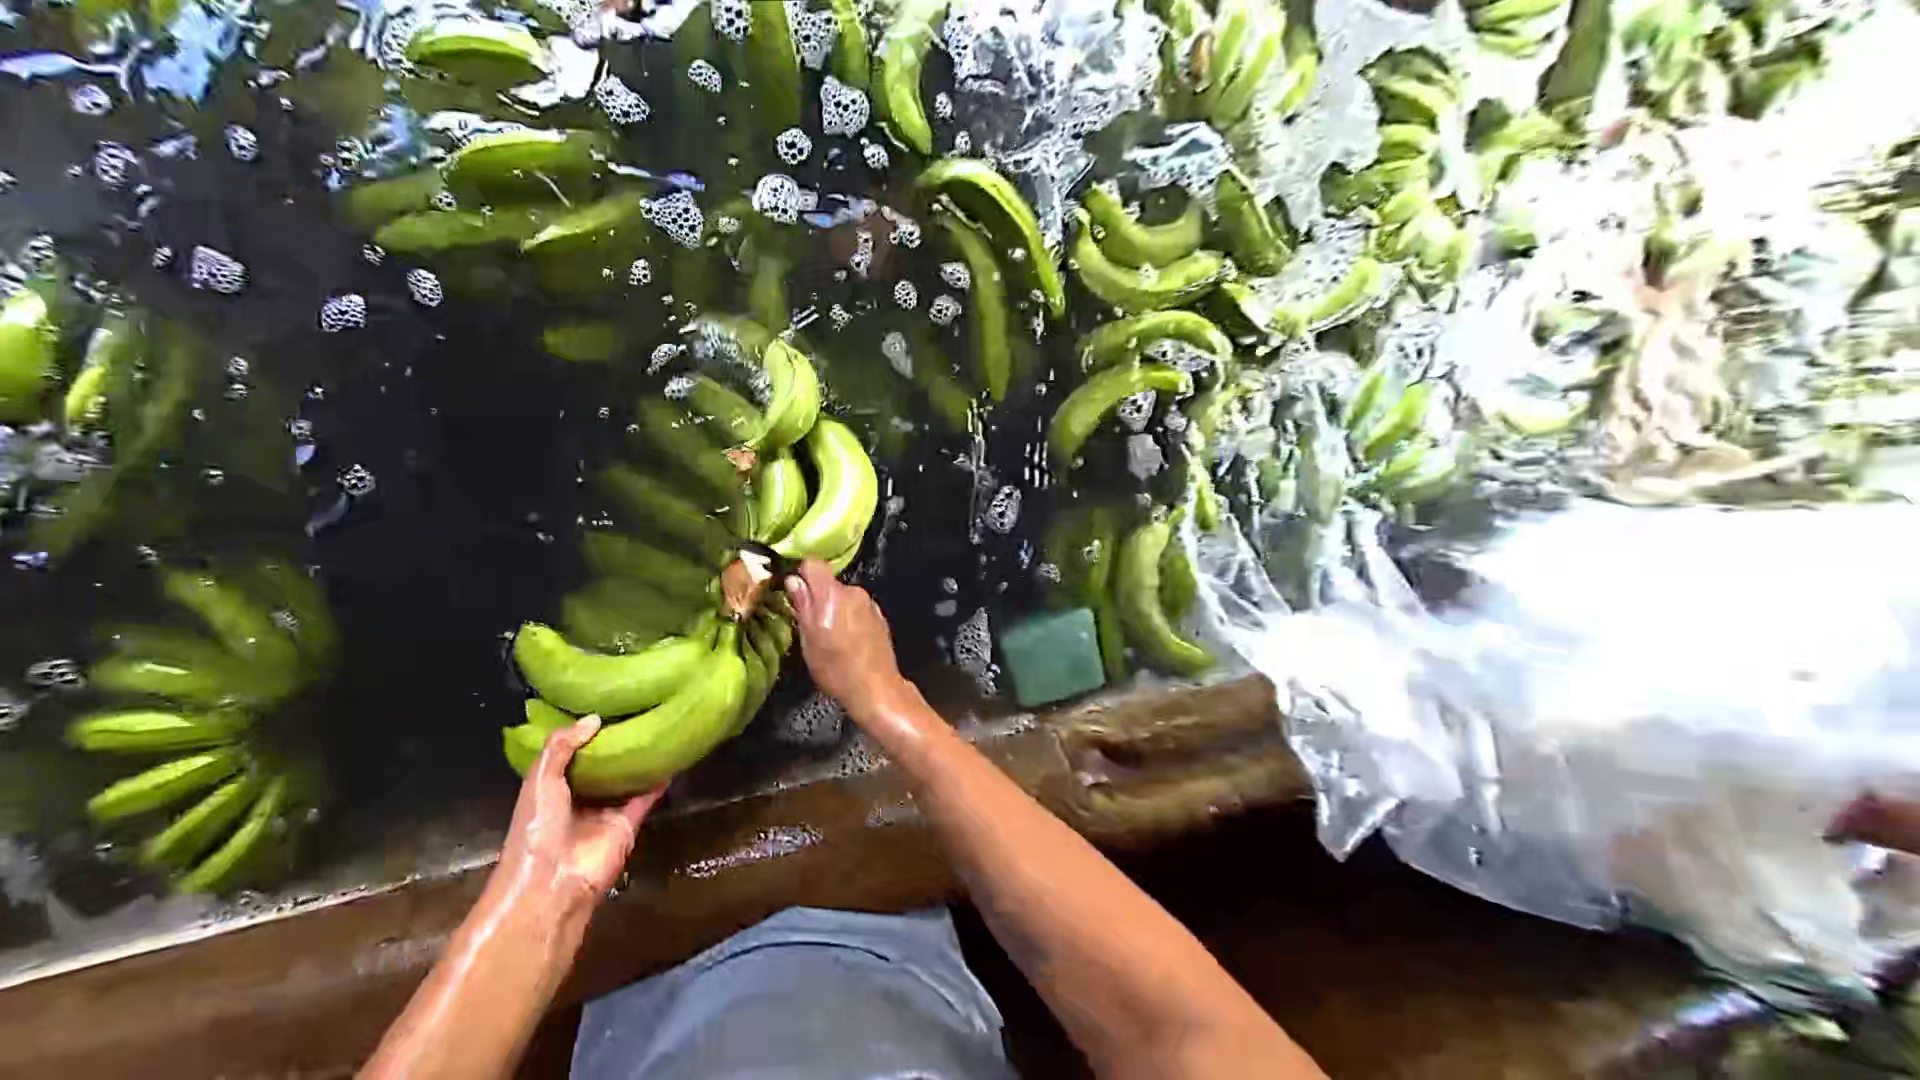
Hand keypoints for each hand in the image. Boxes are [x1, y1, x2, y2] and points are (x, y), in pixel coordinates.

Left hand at [496, 716, 664, 912]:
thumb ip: (561, 746)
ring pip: (627, 779)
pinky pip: (648, 795)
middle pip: (601, 766)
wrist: (554, 880)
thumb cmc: (538, 826)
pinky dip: (660, 779)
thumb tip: (594, 719)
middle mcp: (579, 799)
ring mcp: (606, 811)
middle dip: (614, 744)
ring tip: (658, 728)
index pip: (569, 755)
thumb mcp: (540, 779)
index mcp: (551, 789)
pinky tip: (673, 756)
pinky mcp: (629, 822)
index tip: (602, 707)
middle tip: (635, 712)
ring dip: (639, 759)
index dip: (583, 734)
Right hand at [784, 558, 909, 717]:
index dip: (801, 574)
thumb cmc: (837, 668)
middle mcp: (853, 593)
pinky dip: (849, 619)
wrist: (875, 687)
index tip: (795, 590)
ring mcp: (869, 604)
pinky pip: (857, 609)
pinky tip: (847, 641)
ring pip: (843, 597)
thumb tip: (794, 582)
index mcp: (832, 594)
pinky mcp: (879, 617)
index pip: (813, 563)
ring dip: (834, 610)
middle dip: (818, 598)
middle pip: (829, 583)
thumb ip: (801, 605)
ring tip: (829, 638)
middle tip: (810, 624)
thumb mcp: (809, 639)